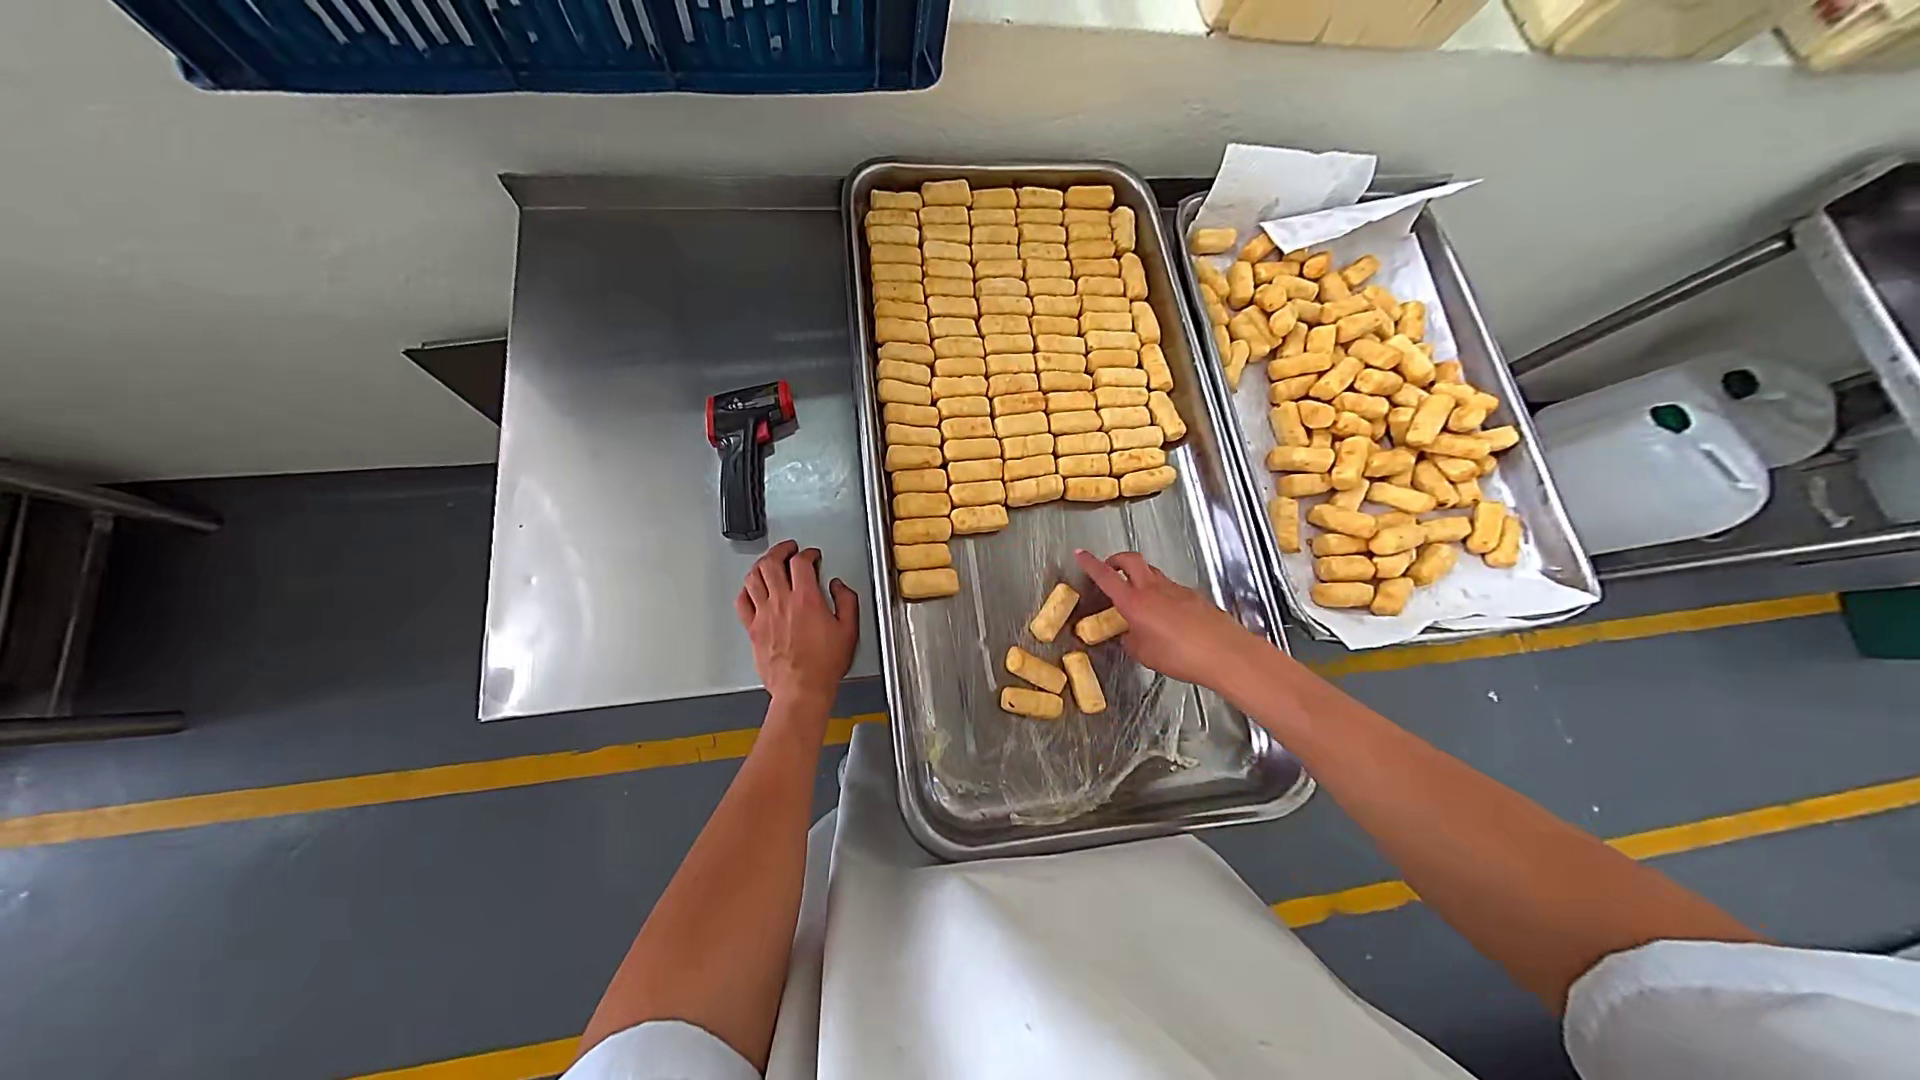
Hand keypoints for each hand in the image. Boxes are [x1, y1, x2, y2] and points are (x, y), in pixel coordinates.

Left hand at [734, 540, 859, 707]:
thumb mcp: (849, 629)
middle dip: (780, 550)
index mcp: (806, 599)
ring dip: (761, 564)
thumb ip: (847, 601)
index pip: (801, 562)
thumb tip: (839, 586)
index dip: (808, 554)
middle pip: (772, 562)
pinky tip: (752, 588)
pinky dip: (746, 589)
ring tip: (769, 562)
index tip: (812, 556)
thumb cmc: (824, 664)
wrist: (801, 688)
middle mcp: (782, 602)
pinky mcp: (754, 629)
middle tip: (788, 549)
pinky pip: (742, 602)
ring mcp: (764, 615)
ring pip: (753, 577)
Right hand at [1072, 549, 1264, 688]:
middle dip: (1116, 559)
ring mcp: (1176, 589)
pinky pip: (1170, 588)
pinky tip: (1165, 615)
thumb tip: (1128, 634)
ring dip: (1140, 576)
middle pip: (1130, 560)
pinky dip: (1161, 593)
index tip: (1080, 554)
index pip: (1105, 576)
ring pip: (1152, 572)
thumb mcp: (1143, 653)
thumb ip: (1130, 639)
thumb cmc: (1181, 655)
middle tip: (1109, 567)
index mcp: (1134, 601)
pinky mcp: (1193, 596)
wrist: (1224, 653)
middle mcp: (1153, 589)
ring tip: (1136, 595)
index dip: (1090, 564)